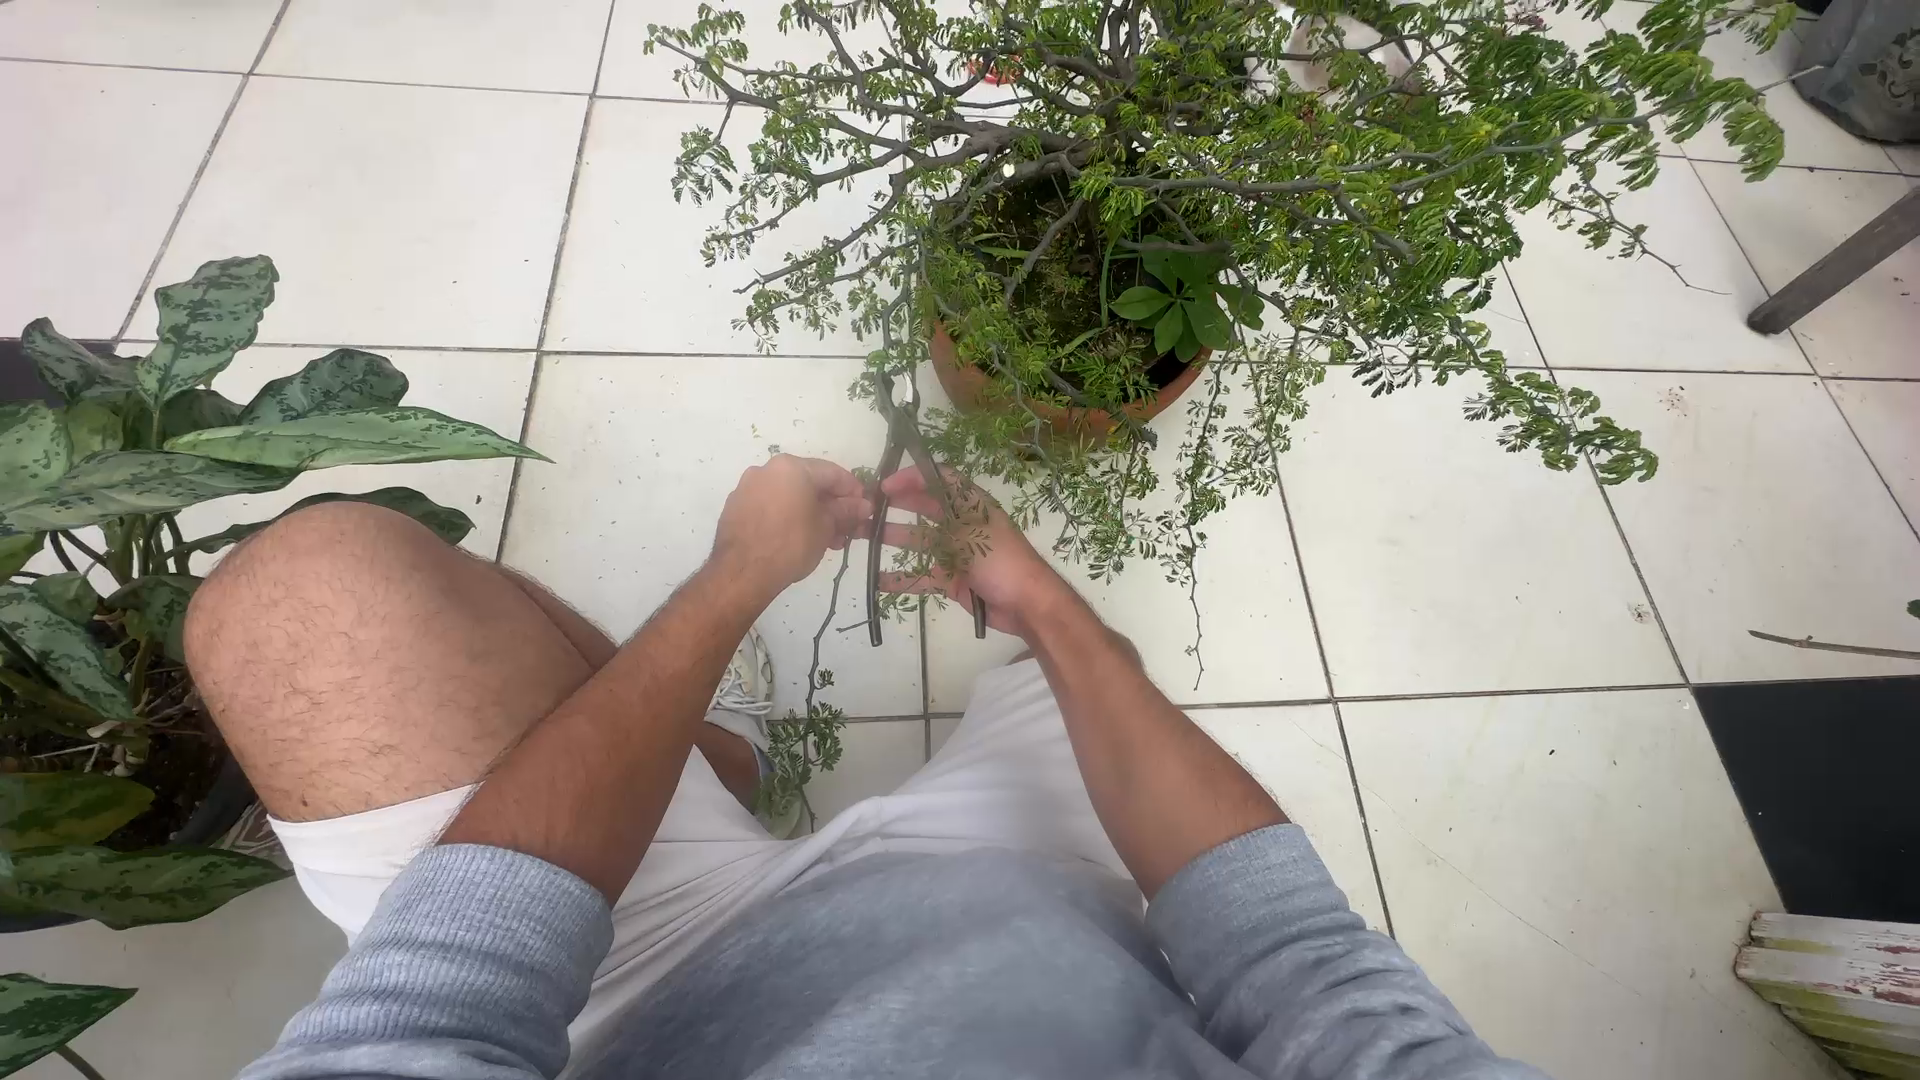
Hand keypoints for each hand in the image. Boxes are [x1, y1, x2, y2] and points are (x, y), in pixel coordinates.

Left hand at [712, 455, 871, 598]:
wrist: (742, 572)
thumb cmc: (791, 544)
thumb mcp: (826, 527)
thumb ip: (846, 511)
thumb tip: (863, 505)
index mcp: (791, 467)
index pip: (833, 473)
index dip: (854, 491)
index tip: (866, 509)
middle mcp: (767, 470)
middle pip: (810, 484)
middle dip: (832, 506)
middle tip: (849, 528)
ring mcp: (748, 488)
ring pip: (791, 496)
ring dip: (813, 514)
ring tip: (829, 540)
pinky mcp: (737, 508)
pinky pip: (772, 506)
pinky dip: (790, 517)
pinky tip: (802, 539)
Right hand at [875, 466, 1078, 639]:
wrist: (1025, 603)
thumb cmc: (1000, 559)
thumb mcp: (969, 528)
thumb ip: (939, 509)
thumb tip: (913, 487)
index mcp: (971, 505)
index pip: (939, 479)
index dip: (913, 477)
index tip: (884, 484)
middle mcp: (961, 524)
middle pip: (924, 507)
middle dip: (896, 505)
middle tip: (865, 506)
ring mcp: (956, 553)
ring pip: (919, 541)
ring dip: (892, 538)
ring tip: (862, 535)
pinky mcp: (952, 580)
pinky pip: (921, 575)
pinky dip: (901, 578)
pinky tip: (877, 580)